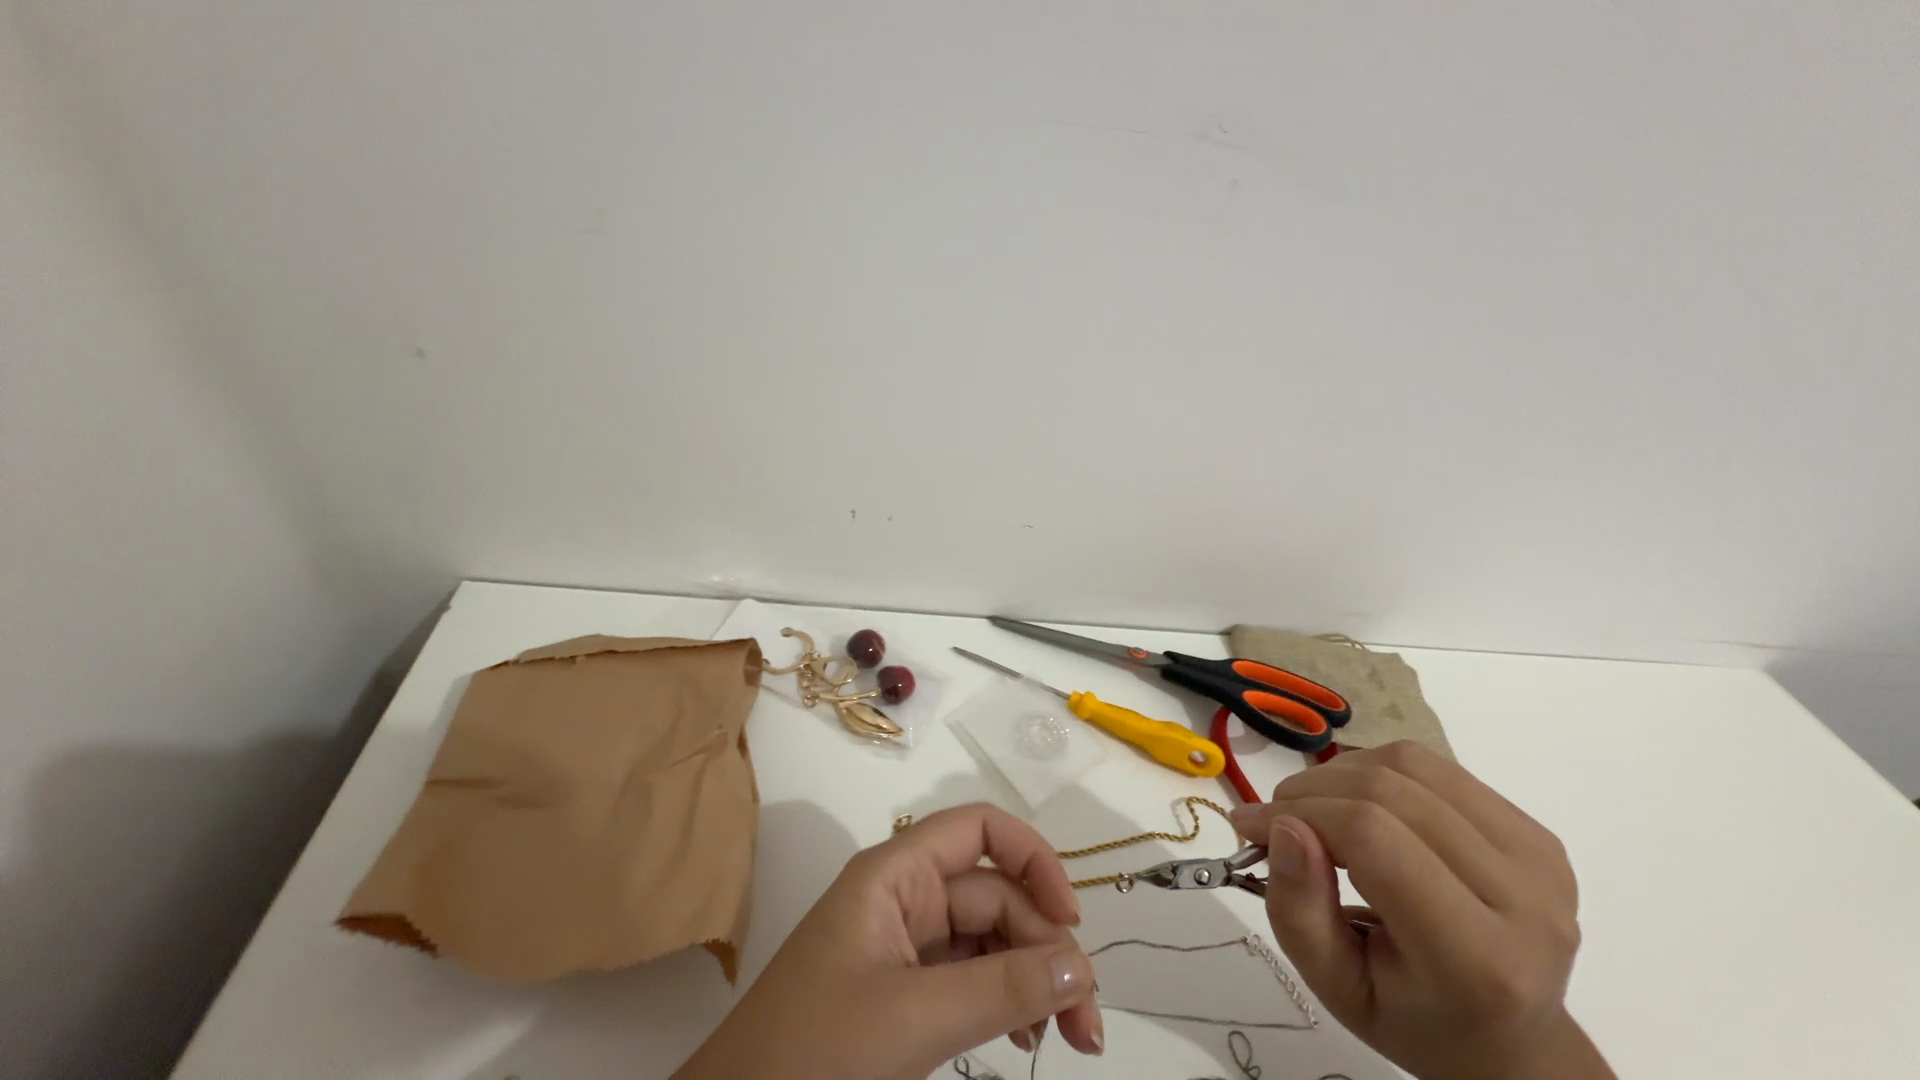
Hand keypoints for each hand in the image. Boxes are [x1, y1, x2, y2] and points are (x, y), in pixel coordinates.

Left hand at [674, 803, 1102, 1079]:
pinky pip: (972, 978)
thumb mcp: (916, 1017)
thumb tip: (1081, 965)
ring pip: (990, 940)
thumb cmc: (817, 1049)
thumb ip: (1004, 987)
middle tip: (1085, 1018)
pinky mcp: (905, 990)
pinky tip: (1028, 1036)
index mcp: (895, 875)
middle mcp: (904, 898)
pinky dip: (1007, 1002)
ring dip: (1034, 980)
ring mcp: (905, 946)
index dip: (1032, 858)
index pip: (978, 830)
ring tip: (1070, 1037)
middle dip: (1045, 947)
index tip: (1070, 920)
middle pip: (995, 896)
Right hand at [1230, 742, 1614, 1079]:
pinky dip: (1378, 771)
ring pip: (1412, 765)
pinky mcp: (1536, 830)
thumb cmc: (1411, 1019)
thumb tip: (1281, 824)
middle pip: (1391, 793)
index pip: (1375, 839)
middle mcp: (1525, 898)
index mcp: (1478, 957)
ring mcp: (1538, 857)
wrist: (1509, 1037)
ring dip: (1341, 774)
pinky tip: (1362, 806)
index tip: (1250, 825)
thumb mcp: (1335, 987)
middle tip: (1275, 819)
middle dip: (1311, 791)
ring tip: (1316, 811)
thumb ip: (1298, 911)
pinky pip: (1436, 768)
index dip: (1302, 814)